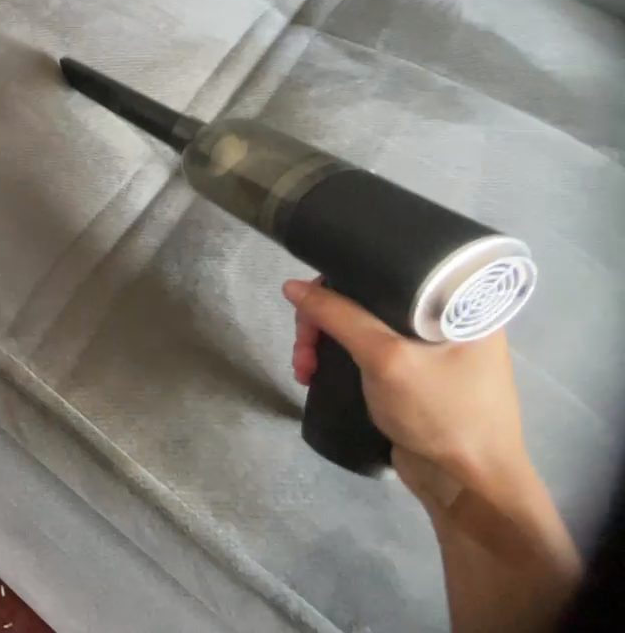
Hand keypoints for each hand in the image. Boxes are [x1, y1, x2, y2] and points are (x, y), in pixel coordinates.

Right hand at [285, 278, 529, 497]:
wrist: (468, 486)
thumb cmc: (442, 414)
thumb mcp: (385, 358)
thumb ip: (338, 316)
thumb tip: (292, 286)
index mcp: (461, 310)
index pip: (387, 273)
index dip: (340, 283)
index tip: (313, 307)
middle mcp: (446, 325)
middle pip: (364, 302)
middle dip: (322, 323)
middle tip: (303, 348)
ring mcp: (430, 353)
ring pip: (357, 328)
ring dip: (321, 344)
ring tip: (304, 369)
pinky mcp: (412, 376)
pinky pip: (362, 352)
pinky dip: (334, 360)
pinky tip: (316, 375)